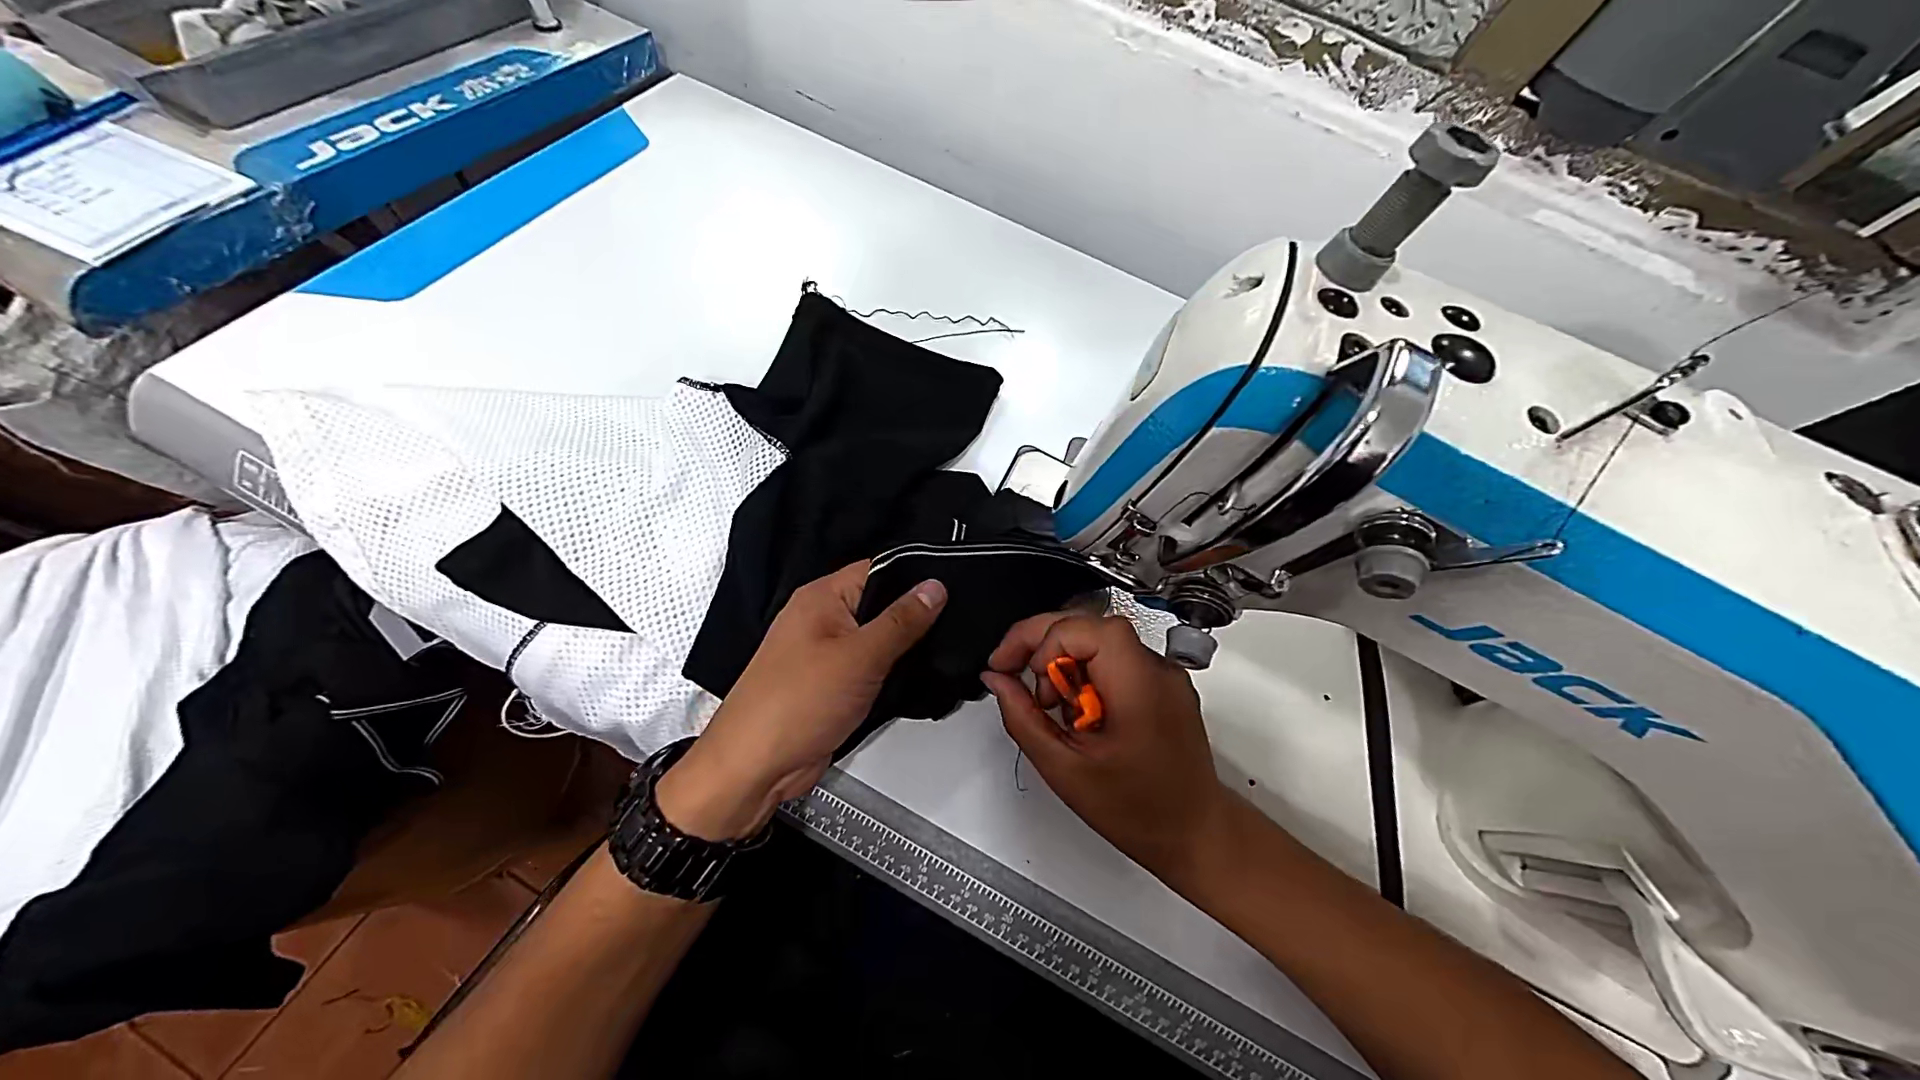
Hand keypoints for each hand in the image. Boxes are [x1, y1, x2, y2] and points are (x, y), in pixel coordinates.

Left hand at [656, 561, 945, 839]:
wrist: (756, 767)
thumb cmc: (790, 707)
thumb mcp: (860, 656)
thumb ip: (901, 620)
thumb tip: (933, 588)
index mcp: (821, 598)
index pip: (878, 568)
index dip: (914, 577)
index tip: (949, 590)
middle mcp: (821, 620)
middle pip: (880, 604)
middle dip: (912, 617)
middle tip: (951, 626)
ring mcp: (825, 653)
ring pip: (877, 638)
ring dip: (902, 649)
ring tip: (936, 653)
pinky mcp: (831, 684)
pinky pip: (869, 667)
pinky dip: (889, 673)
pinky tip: (912, 679)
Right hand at [981, 613, 1230, 881]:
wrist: (1193, 832)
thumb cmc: (1142, 811)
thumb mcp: (1063, 768)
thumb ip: (1022, 717)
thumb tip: (998, 680)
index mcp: (1137, 688)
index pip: (1083, 629)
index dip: (1040, 642)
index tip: (1012, 666)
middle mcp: (1156, 671)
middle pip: (1087, 627)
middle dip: (1043, 647)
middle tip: (1016, 675)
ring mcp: (1163, 674)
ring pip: (1098, 640)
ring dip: (1063, 664)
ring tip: (1058, 709)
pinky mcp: (1160, 683)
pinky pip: (1113, 658)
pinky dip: (1086, 675)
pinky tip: (1080, 712)